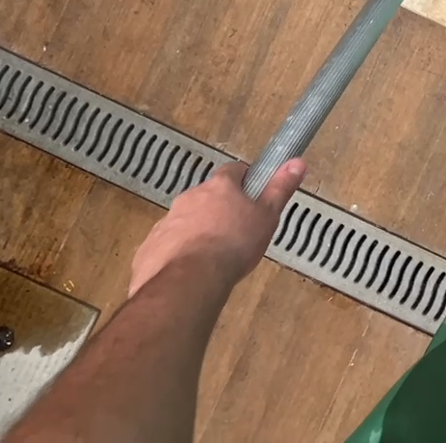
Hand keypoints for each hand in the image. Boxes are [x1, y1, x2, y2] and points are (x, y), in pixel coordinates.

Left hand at [128, 159, 305, 297]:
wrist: (187, 283)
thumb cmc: (234, 244)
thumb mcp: (267, 216)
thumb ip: (281, 189)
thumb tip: (298, 162)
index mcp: (219, 187)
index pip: (233, 171)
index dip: (244, 181)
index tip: (252, 196)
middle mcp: (188, 199)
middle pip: (206, 197)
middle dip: (219, 210)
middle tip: (236, 231)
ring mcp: (164, 224)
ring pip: (185, 222)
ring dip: (197, 232)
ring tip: (213, 257)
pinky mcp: (147, 250)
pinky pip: (165, 246)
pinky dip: (177, 254)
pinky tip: (190, 272)